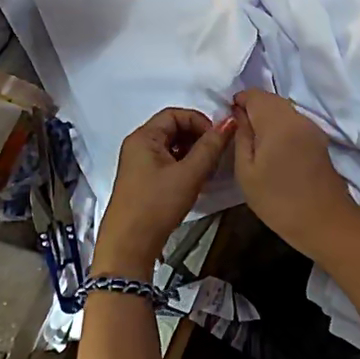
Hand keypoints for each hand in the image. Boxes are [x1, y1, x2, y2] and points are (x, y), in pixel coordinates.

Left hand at [94, 108, 234, 277]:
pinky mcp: (143, 180)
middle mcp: (138, 145)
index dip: (199, 121)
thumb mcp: (189, 174)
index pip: (175, 114)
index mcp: (144, 137)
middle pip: (172, 129)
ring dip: (192, 153)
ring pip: (171, 147)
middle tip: (215, 155)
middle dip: (197, 137)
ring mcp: (138, 164)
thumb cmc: (157, 204)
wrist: (130, 244)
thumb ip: (210, 147)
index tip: (217, 139)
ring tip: (208, 169)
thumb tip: (229, 122)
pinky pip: (167, 162)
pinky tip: (196, 181)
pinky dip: (183, 166)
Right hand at [231, 90, 356, 257]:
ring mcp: (312, 127)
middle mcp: (298, 117)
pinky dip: (280, 128)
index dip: (239, 101)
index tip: (229, 120)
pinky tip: (273, 149)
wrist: (324, 222)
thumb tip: (238, 114)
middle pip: (271, 99)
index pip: (255, 94)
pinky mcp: (319, 140)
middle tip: (239, 133)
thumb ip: (241, 137)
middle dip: (253, 109)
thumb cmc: (278, 200)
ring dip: (267, 118)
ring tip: (254, 144)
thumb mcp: (246, 172)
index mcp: (278, 121)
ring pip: (284, 110)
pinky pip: (294, 123)